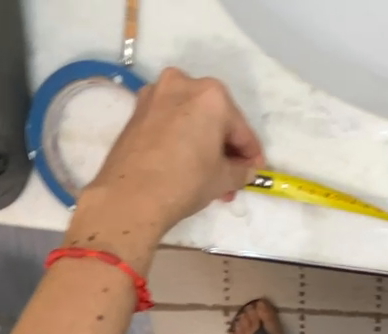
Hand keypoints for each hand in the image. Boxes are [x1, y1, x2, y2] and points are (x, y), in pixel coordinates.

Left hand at [71, 70, 264, 255]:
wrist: (131, 196)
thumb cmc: (185, 182)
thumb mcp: (223, 180)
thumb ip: (241, 171)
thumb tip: (246, 170)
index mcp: (212, 95)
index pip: (241, 129)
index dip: (251, 154)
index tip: (255, 171)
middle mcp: (183, 83)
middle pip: (215, 119)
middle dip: (225, 149)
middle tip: (231, 177)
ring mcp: (156, 94)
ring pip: (191, 119)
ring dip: (204, 145)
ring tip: (209, 177)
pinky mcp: (138, 110)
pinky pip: (171, 122)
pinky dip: (182, 140)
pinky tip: (186, 165)